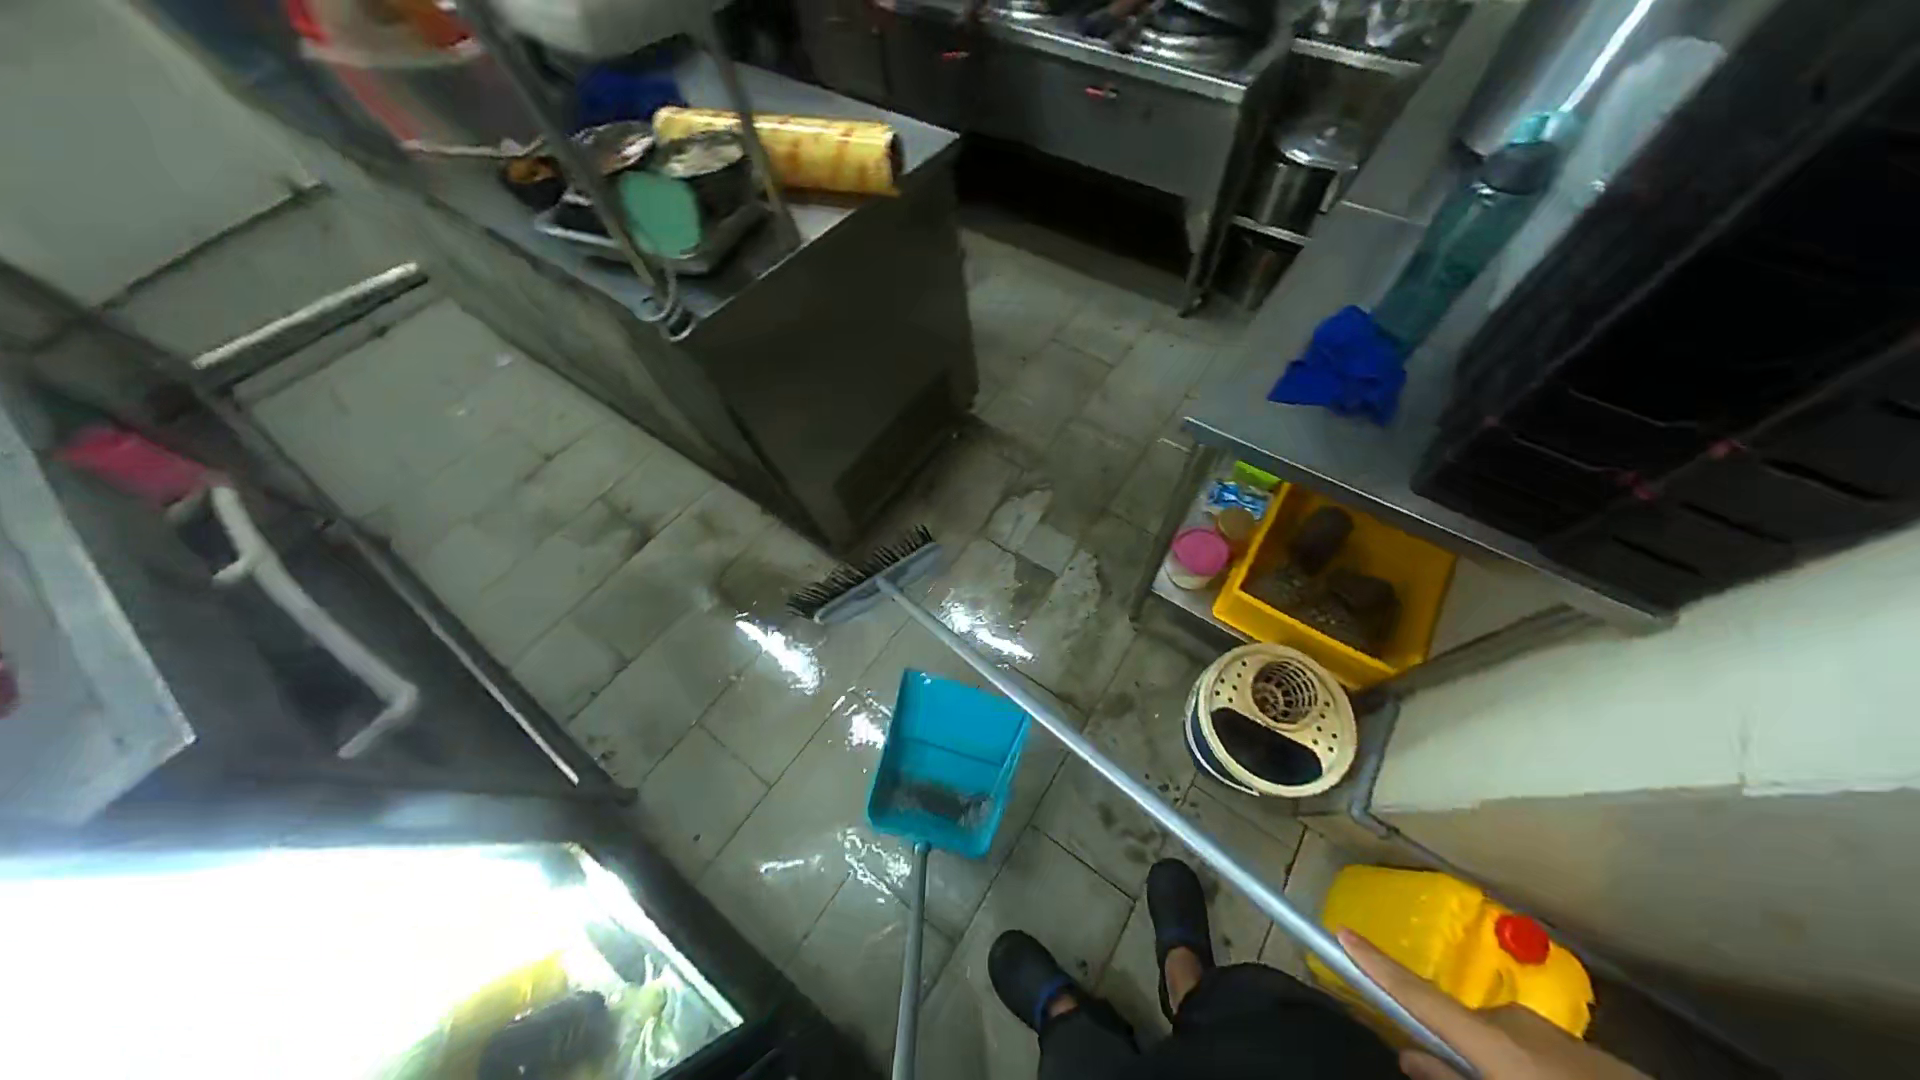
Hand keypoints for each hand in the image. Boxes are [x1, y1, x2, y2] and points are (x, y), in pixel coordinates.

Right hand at [1338, 929, 1651, 1079]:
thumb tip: (1409, 1054)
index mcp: (1493, 1041)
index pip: (1417, 994)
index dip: (1376, 964)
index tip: (1342, 932)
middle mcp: (1518, 1024)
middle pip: (1462, 1023)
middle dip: (1453, 1046)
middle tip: (1452, 1072)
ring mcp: (1560, 1036)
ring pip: (1503, 1040)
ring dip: (1496, 1064)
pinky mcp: (1596, 1053)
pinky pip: (1540, 1053)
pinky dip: (1530, 1071)